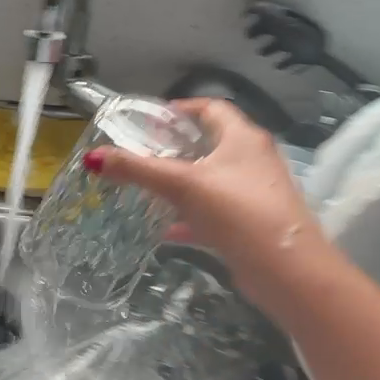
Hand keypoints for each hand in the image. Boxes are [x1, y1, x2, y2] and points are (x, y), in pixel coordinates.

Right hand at [83, 98, 329, 304]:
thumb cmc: (236, 211)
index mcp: (242, 138)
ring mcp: (255, 193)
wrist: (287, 270)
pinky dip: (191, 215)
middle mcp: (253, 160)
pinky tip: (166, 228)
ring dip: (182, 182)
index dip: (180, 109)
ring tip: (148, 187)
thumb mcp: (180, 184)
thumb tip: (92, 158)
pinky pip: (215, 211)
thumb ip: (136, 169)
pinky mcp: (252, 223)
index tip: (149, 119)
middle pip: (210, 143)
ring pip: (211, 179)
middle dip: (175, 147)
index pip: (211, 108)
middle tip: (141, 152)